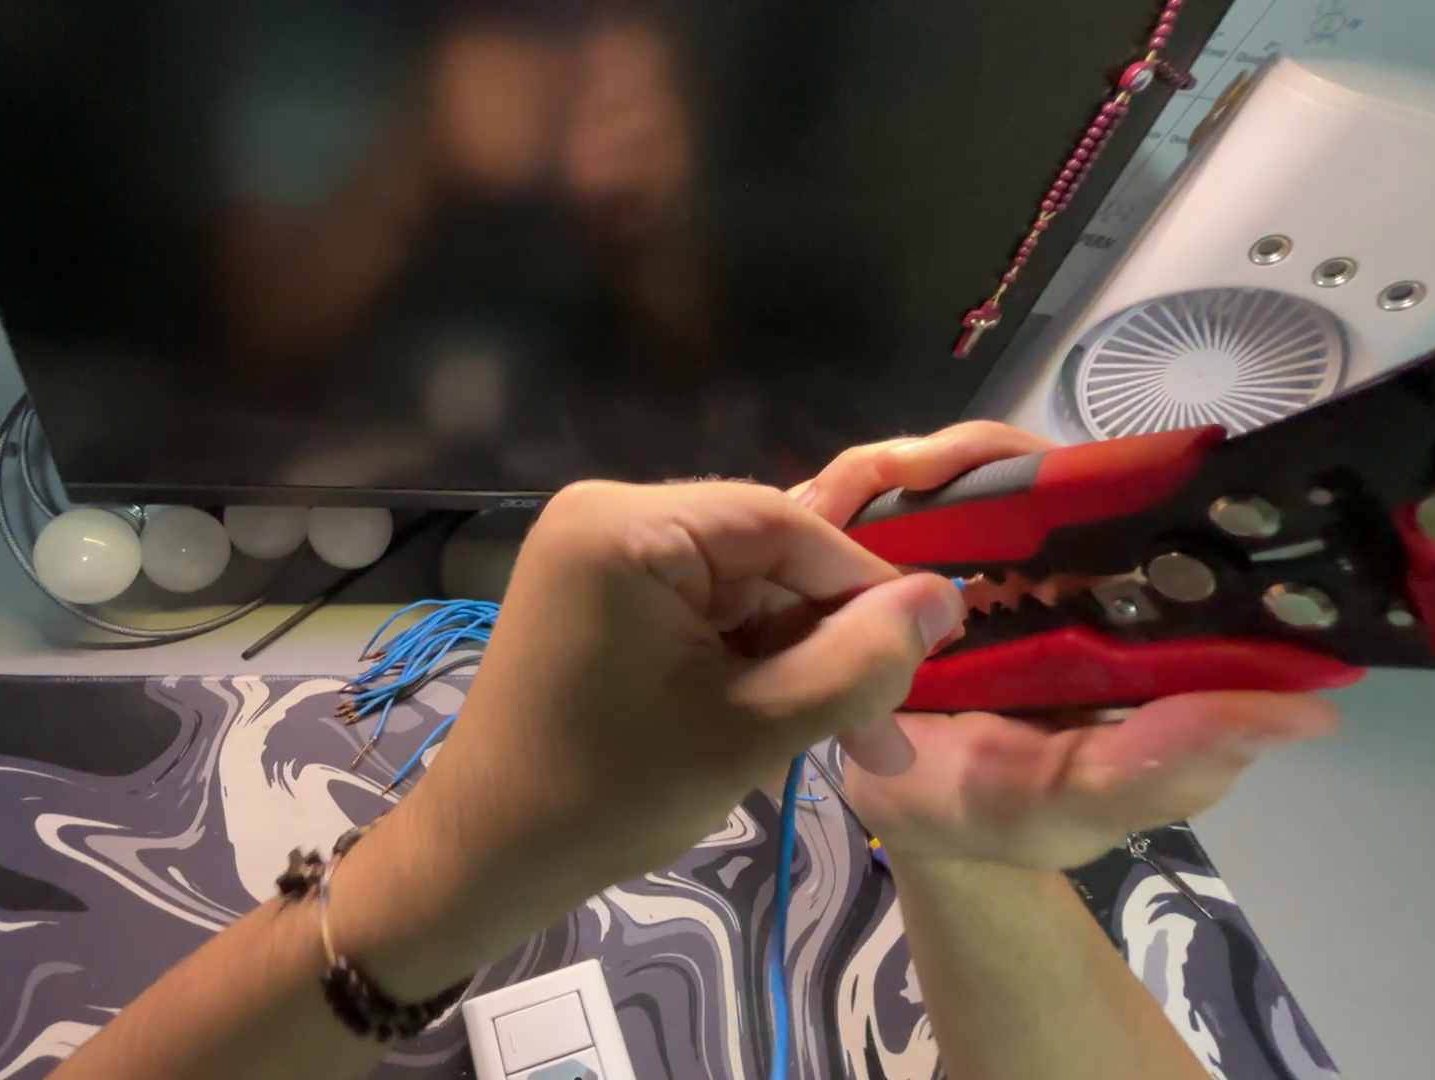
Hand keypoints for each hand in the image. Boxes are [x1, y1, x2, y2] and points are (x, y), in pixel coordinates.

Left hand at [328, 479, 965, 995]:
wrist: (489, 845)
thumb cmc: (607, 792)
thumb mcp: (751, 728)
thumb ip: (858, 662)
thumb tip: (944, 599)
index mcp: (626, 525)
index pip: (778, 522)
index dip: (862, 583)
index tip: (929, 647)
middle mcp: (602, 514)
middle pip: (754, 552)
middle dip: (821, 634)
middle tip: (880, 724)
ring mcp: (591, 551)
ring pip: (728, 585)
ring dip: (786, 655)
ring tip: (838, 734)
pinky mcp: (591, 590)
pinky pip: (689, 605)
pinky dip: (737, 656)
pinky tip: (771, 713)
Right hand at [793, 421, 1340, 866]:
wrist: (902, 823)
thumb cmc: (996, 817)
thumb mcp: (1077, 802)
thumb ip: (1157, 767)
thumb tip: (1291, 708)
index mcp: (1076, 595)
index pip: (1062, 488)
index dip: (1006, 461)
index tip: (931, 470)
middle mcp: (1007, 564)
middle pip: (959, 471)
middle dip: (895, 466)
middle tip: (837, 499)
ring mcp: (928, 568)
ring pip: (886, 490)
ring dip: (842, 491)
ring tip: (800, 521)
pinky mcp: (866, 581)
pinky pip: (838, 530)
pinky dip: (809, 522)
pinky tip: (781, 538)